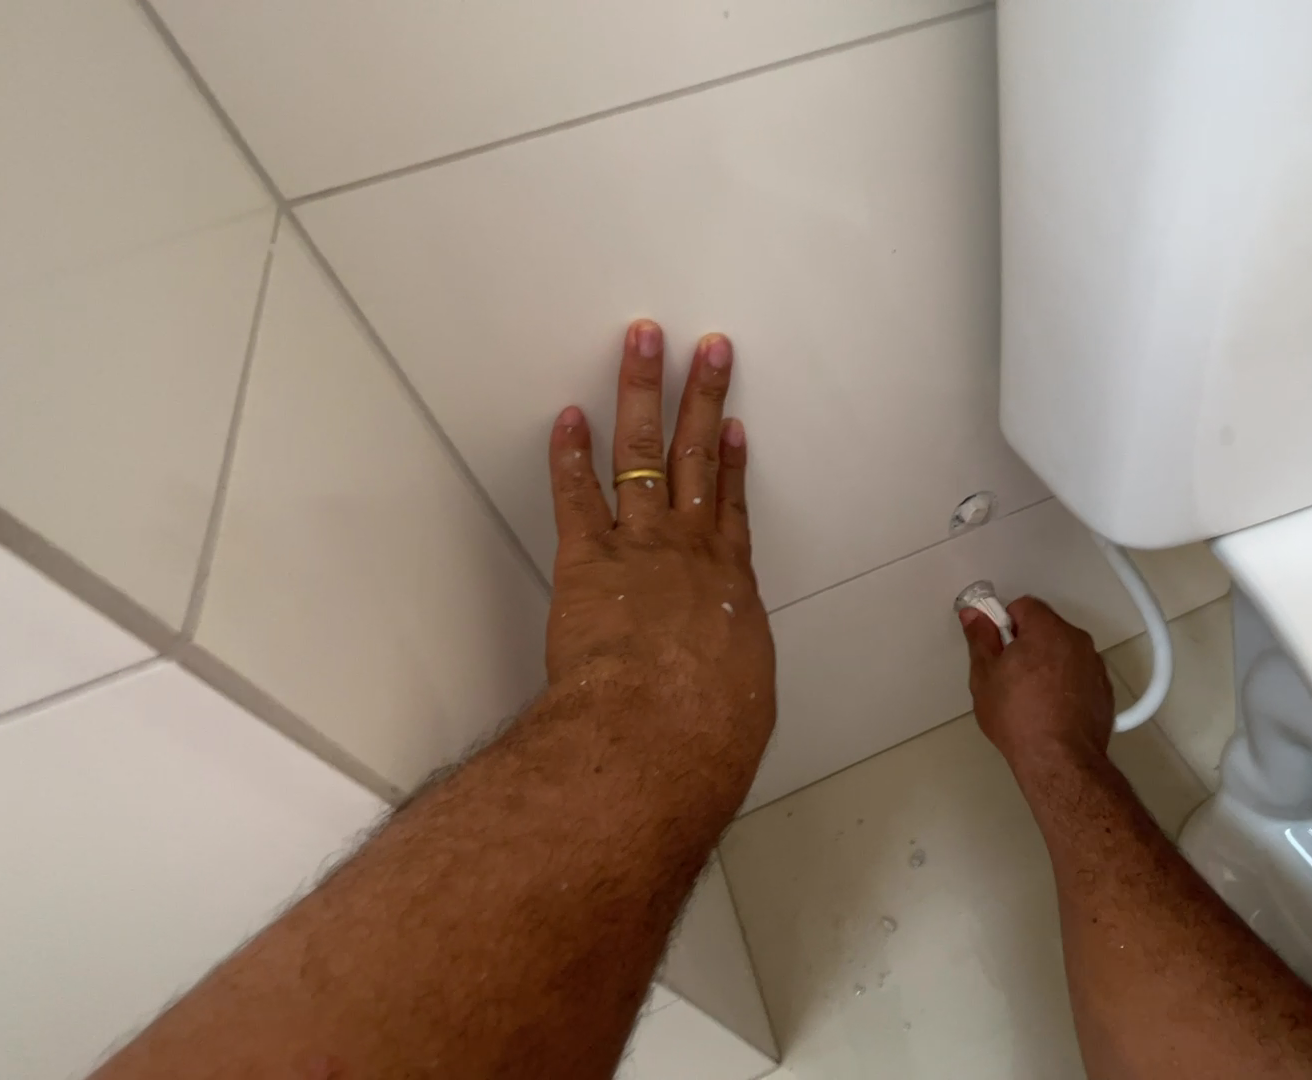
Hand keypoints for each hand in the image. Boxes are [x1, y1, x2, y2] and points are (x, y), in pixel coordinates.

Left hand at [545, 320, 774, 742]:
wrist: (662, 730)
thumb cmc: (712, 725)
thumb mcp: (743, 692)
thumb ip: (733, 664)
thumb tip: (726, 669)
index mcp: (729, 580)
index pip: (732, 505)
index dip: (733, 462)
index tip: (733, 425)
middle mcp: (690, 546)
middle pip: (697, 457)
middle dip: (703, 397)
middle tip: (708, 348)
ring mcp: (641, 544)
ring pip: (644, 454)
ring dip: (642, 394)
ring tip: (645, 344)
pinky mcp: (588, 558)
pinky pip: (578, 496)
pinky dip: (570, 455)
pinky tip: (568, 417)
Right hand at [959, 597, 1115, 767]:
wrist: (1059, 761)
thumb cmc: (1019, 718)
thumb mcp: (985, 676)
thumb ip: (979, 638)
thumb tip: (973, 615)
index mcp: (1046, 630)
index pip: (1024, 605)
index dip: (1005, 621)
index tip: (996, 643)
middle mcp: (1076, 641)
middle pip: (1046, 626)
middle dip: (1026, 641)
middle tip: (1008, 671)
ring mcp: (1094, 665)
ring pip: (1063, 650)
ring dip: (1047, 661)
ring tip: (1029, 694)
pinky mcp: (1104, 689)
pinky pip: (1079, 672)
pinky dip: (1065, 681)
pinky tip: (1049, 706)